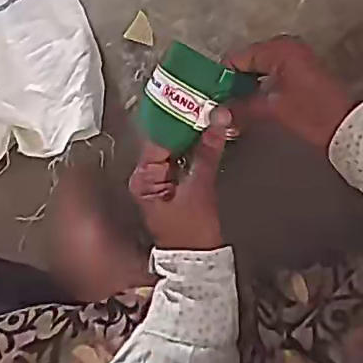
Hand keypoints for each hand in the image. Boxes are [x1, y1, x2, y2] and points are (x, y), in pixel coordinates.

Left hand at [128, 109, 234, 249]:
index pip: (158, 138)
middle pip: (167, 140)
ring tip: (212, 112)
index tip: (194, 100)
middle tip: (207, 102)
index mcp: (144, 177)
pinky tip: (212, 132)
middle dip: (187, 122)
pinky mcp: (177, 182)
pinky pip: (186, 156)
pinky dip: (198, 145)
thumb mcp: (200, 190)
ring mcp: (162, 179)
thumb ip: (207, 152)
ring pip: (178, 146)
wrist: (199, 262)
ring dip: (194, 132)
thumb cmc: (192, 233)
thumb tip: (217, 119)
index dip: (176, 118)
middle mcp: (148, 175)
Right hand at [228, 37, 355, 151]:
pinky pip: (273, 71)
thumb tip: (217, 112)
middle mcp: (287, 46)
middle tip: (220, 101)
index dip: (223, 75)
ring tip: (234, 104)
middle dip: (235, 79)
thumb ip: (242, 107)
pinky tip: (254, 101)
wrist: (347, 125)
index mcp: (279, 49)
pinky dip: (262, 83)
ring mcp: (296, 56)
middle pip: (249, 59)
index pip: (239, 56)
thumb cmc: (312, 113)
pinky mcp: (302, 69)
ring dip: (248, 83)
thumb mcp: (273, 109)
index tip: (212, 93)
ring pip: (261, 66)